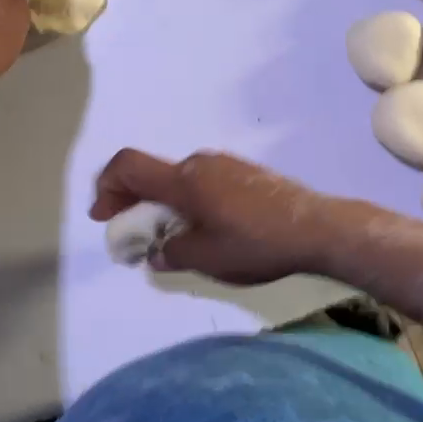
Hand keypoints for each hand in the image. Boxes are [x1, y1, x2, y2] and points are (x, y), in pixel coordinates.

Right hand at [90, 149, 349, 285]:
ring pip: (179, 181)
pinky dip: (189, 202)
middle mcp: (200, 163)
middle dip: (134, 203)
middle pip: (153, 174)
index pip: (128, 165)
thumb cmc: (255, 243)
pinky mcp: (245, 174)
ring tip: (172, 239)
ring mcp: (225, 165)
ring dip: (164, 205)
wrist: (317, 228)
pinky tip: (205, 230)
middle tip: (136, 237)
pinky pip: (203, 183)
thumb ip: (171, 253)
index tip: (105, 216)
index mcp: (184, 180)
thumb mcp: (206, 259)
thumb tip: (157, 252)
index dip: (106, 186)